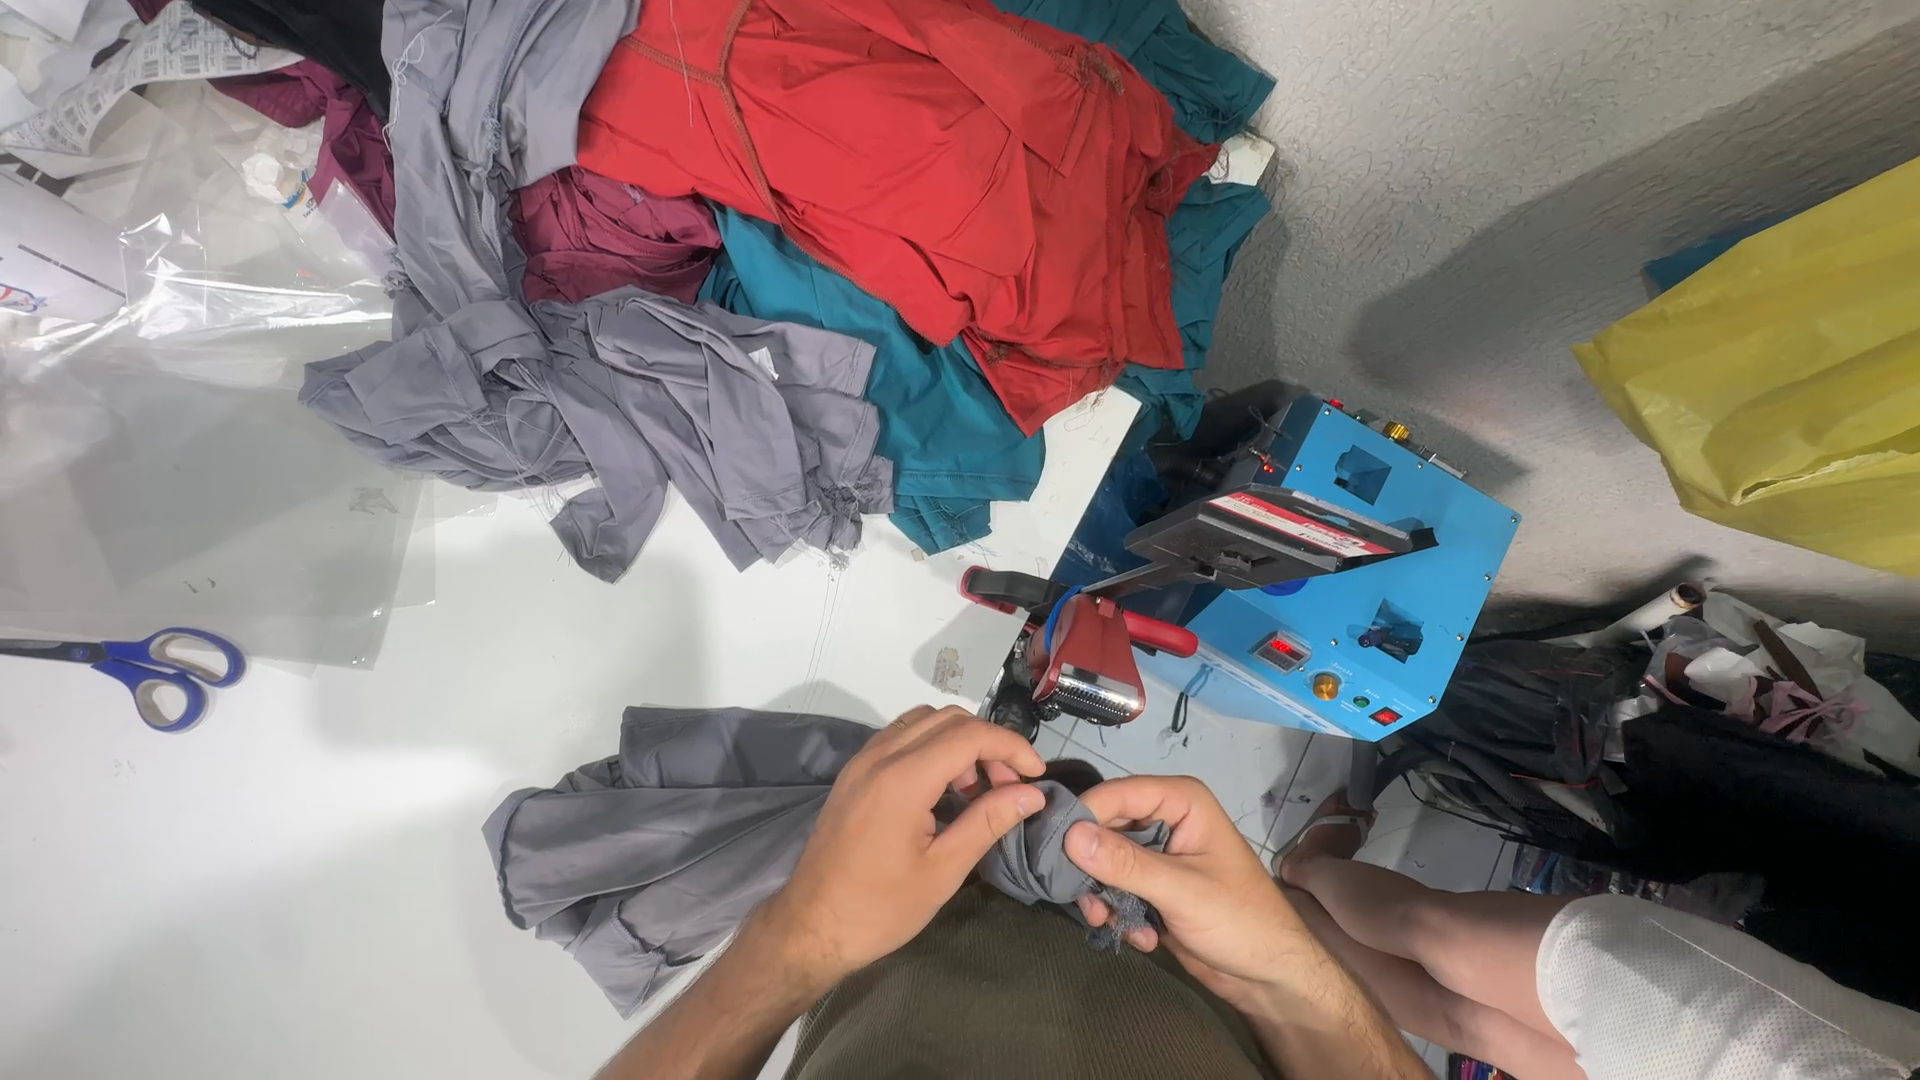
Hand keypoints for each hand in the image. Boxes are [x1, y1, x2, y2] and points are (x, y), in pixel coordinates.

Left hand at [753, 705, 1046, 992]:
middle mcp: (881, 755)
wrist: (810, 927)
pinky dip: (932, 744)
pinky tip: (943, 785)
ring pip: (924, 719)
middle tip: (1008, 785)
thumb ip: (988, 822)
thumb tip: (1031, 794)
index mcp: (903, 778)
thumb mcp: (943, 871)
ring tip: (976, 786)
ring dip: (959, 740)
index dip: (1011, 746)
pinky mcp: (855, 771)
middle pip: (949, 718)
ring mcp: (864, 759)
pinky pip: (902, 735)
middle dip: (988, 742)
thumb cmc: (879, 908)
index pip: (970, 735)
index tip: (1036, 774)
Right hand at [1064, 775, 1311, 1009]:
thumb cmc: (1240, 922)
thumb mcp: (1181, 892)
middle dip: (1091, 864)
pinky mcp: (1153, 883)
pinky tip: (1138, 936)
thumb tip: (1069, 836)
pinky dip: (1117, 909)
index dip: (1084, 815)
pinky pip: (1115, 884)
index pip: (1117, 793)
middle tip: (1079, 896)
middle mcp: (1165, 817)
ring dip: (1101, 892)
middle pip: (1105, 825)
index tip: (1053, 848)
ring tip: (1106, 921)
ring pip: (1104, 858)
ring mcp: (1158, 851)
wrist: (1272, 980)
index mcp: (1180, 801)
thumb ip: (1125, 863)